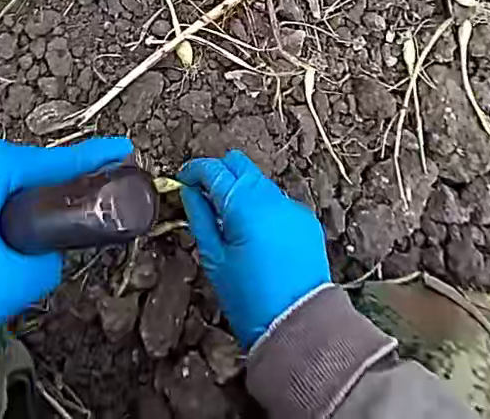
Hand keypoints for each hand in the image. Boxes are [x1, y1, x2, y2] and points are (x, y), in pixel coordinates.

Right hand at [177, 150, 331, 347]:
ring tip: (230, 222)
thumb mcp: (214, 259)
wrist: (299, 325)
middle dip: (219, 174)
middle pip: (239, 164)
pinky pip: (278, 201)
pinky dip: (263, 208)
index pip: (215, 169)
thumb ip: (200, 218)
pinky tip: (257, 236)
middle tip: (204, 197)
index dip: (195, 171)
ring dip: (242, 191)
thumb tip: (190, 192)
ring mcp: (291, 205)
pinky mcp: (305, 218)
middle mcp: (271, 196)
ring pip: (259, 181)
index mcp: (245, 204)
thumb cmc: (250, 299)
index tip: (184, 179)